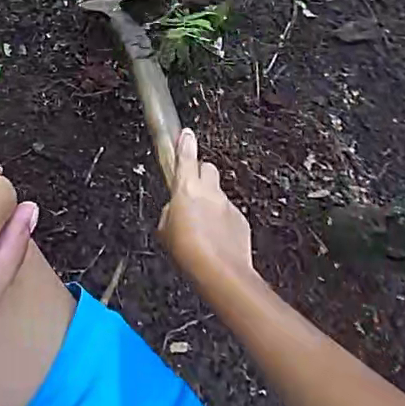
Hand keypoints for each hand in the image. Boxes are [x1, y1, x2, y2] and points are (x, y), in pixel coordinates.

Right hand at [158, 128, 255, 285]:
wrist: (220, 271)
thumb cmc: (189, 252)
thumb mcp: (164, 231)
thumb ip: (169, 213)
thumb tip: (173, 211)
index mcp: (186, 189)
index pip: (185, 156)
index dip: (185, 143)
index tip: (186, 134)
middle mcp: (209, 191)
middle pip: (207, 167)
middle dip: (200, 173)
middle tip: (192, 188)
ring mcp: (226, 204)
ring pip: (217, 192)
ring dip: (210, 201)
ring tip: (202, 223)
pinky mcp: (240, 219)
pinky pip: (228, 212)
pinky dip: (222, 219)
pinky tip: (215, 236)